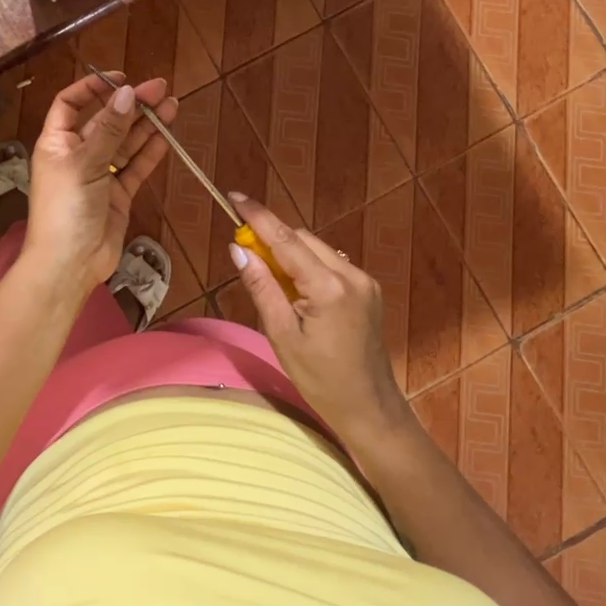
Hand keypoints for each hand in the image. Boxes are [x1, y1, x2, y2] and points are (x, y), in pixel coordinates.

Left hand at [19, 72, 177, 293]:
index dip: (92, 88)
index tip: (120, 78)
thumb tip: (127, 93)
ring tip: (171, 104)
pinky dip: (150, 151)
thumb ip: (109, 130)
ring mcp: (98, 175)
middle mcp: (77, 155)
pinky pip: (135, 167)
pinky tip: (167, 134)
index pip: (70, 104)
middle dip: (131, 105)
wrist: (69, 264)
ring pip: (125, 143)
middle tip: (160, 88)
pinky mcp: (117, 195)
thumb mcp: (85, 164)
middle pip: (105, 121)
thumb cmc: (66, 209)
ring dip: (146, 125)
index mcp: (56, 143)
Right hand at [228, 192, 411, 439]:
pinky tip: (294, 287)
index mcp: (328, 287)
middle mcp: (350, 275)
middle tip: (242, 249)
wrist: (370, 408)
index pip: (285, 239)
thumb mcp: (282, 335)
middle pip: (302, 239)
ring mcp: (363, 281)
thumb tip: (238, 249)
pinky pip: (330, 263)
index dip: (258, 216)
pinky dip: (307, 265)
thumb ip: (261, 287)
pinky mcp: (368, 290)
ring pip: (317, 249)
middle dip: (271, 237)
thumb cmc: (321, 380)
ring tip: (267, 274)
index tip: (234, 197)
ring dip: (289, 252)